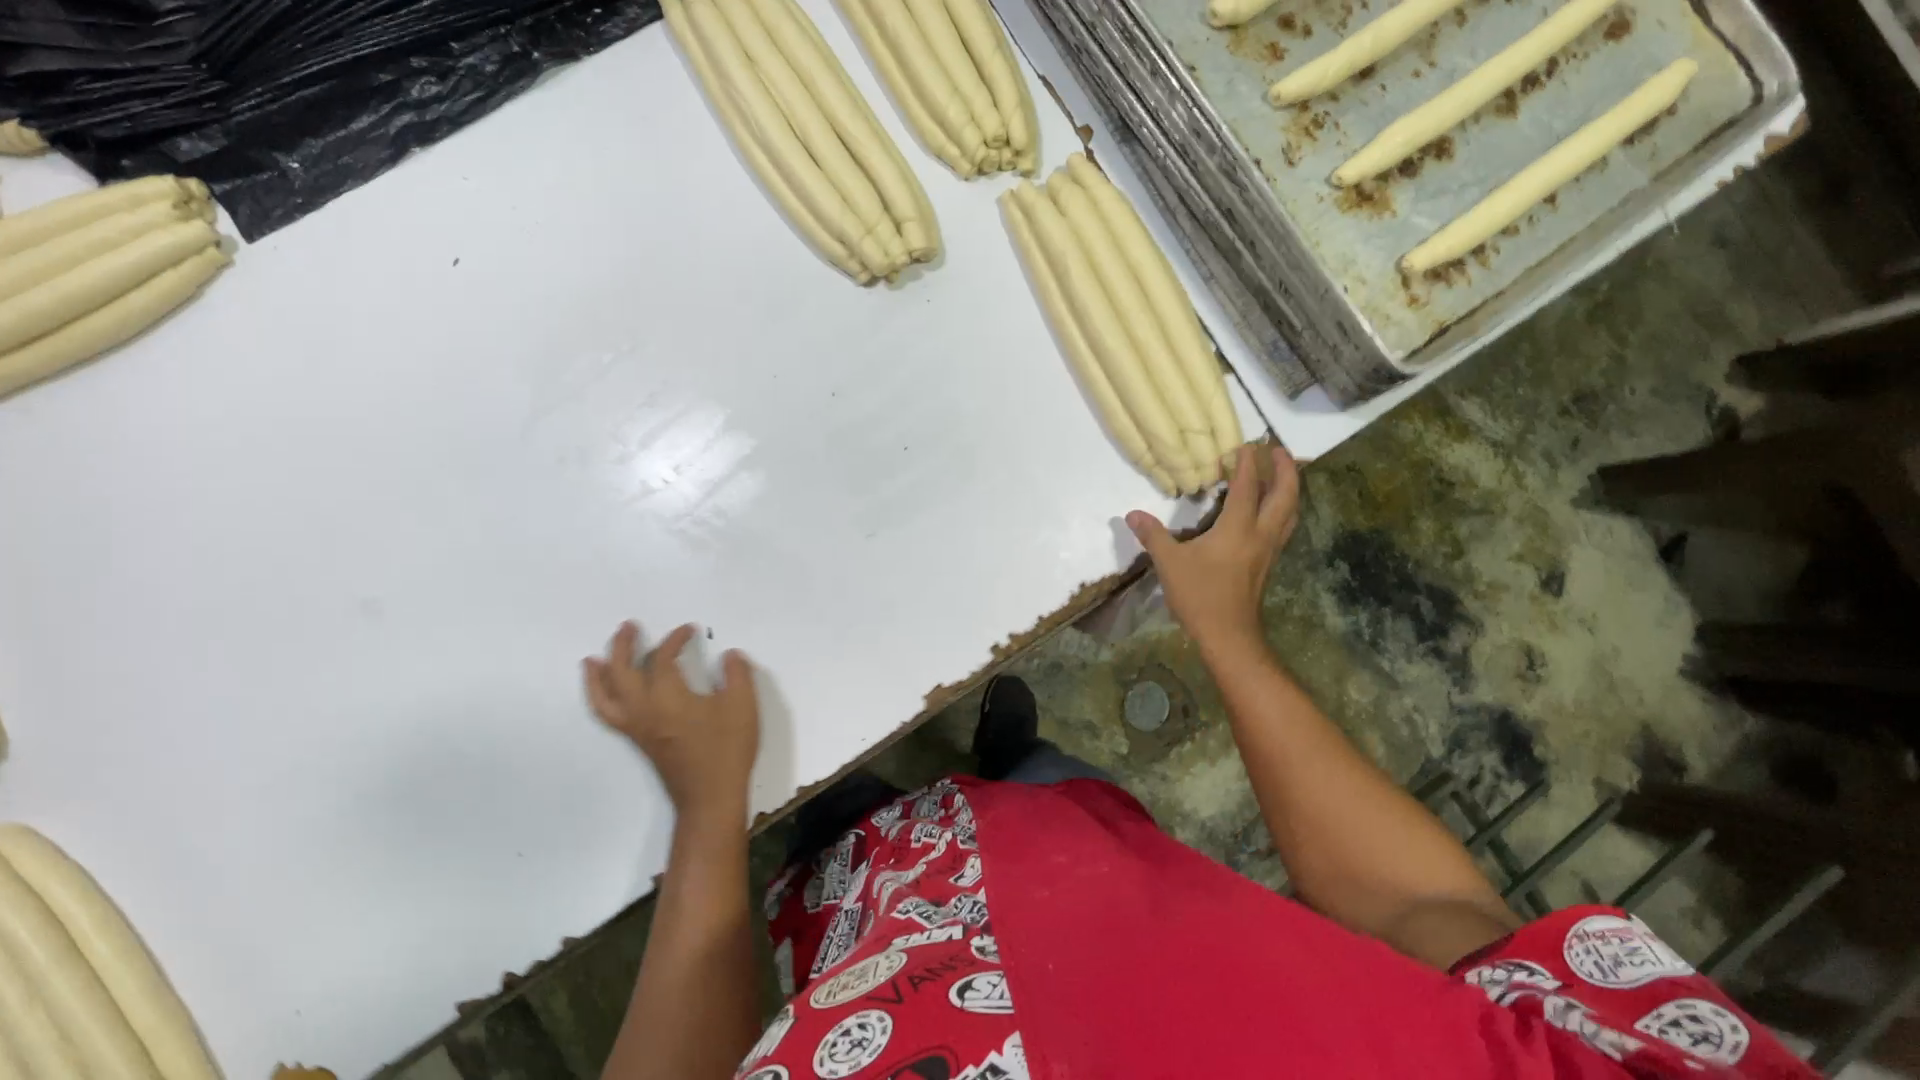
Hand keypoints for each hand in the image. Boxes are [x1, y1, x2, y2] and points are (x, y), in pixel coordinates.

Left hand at [584, 621, 760, 833]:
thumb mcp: (743, 706)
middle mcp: (643, 708)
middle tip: (629, 627)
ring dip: (598, 674)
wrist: (710, 797)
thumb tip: (729, 655)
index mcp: (667, 696)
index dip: (674, 639)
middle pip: (621, 671)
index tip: (689, 630)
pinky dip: (600, 698)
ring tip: (591, 660)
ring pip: (605, 696)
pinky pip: (608, 714)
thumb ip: (737, 675)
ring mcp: (636, 727)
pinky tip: (607, 693)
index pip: (662, 658)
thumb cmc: (726, 750)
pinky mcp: (637, 741)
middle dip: (623, 645)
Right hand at [1127, 444, 1299, 654]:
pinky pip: (1284, 526)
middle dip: (1284, 468)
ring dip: (1290, 488)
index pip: (1248, 486)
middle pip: (1285, 494)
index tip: (1244, 444)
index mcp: (1239, 528)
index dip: (1247, 463)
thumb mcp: (1170, 564)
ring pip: (1290, 511)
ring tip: (1282, 473)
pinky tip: (1271, 511)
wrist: (1228, 635)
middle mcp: (1261, 534)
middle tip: (1276, 449)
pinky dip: (1283, 509)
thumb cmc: (1200, 596)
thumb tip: (1132, 515)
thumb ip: (1153, 536)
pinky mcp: (1269, 563)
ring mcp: (1269, 550)